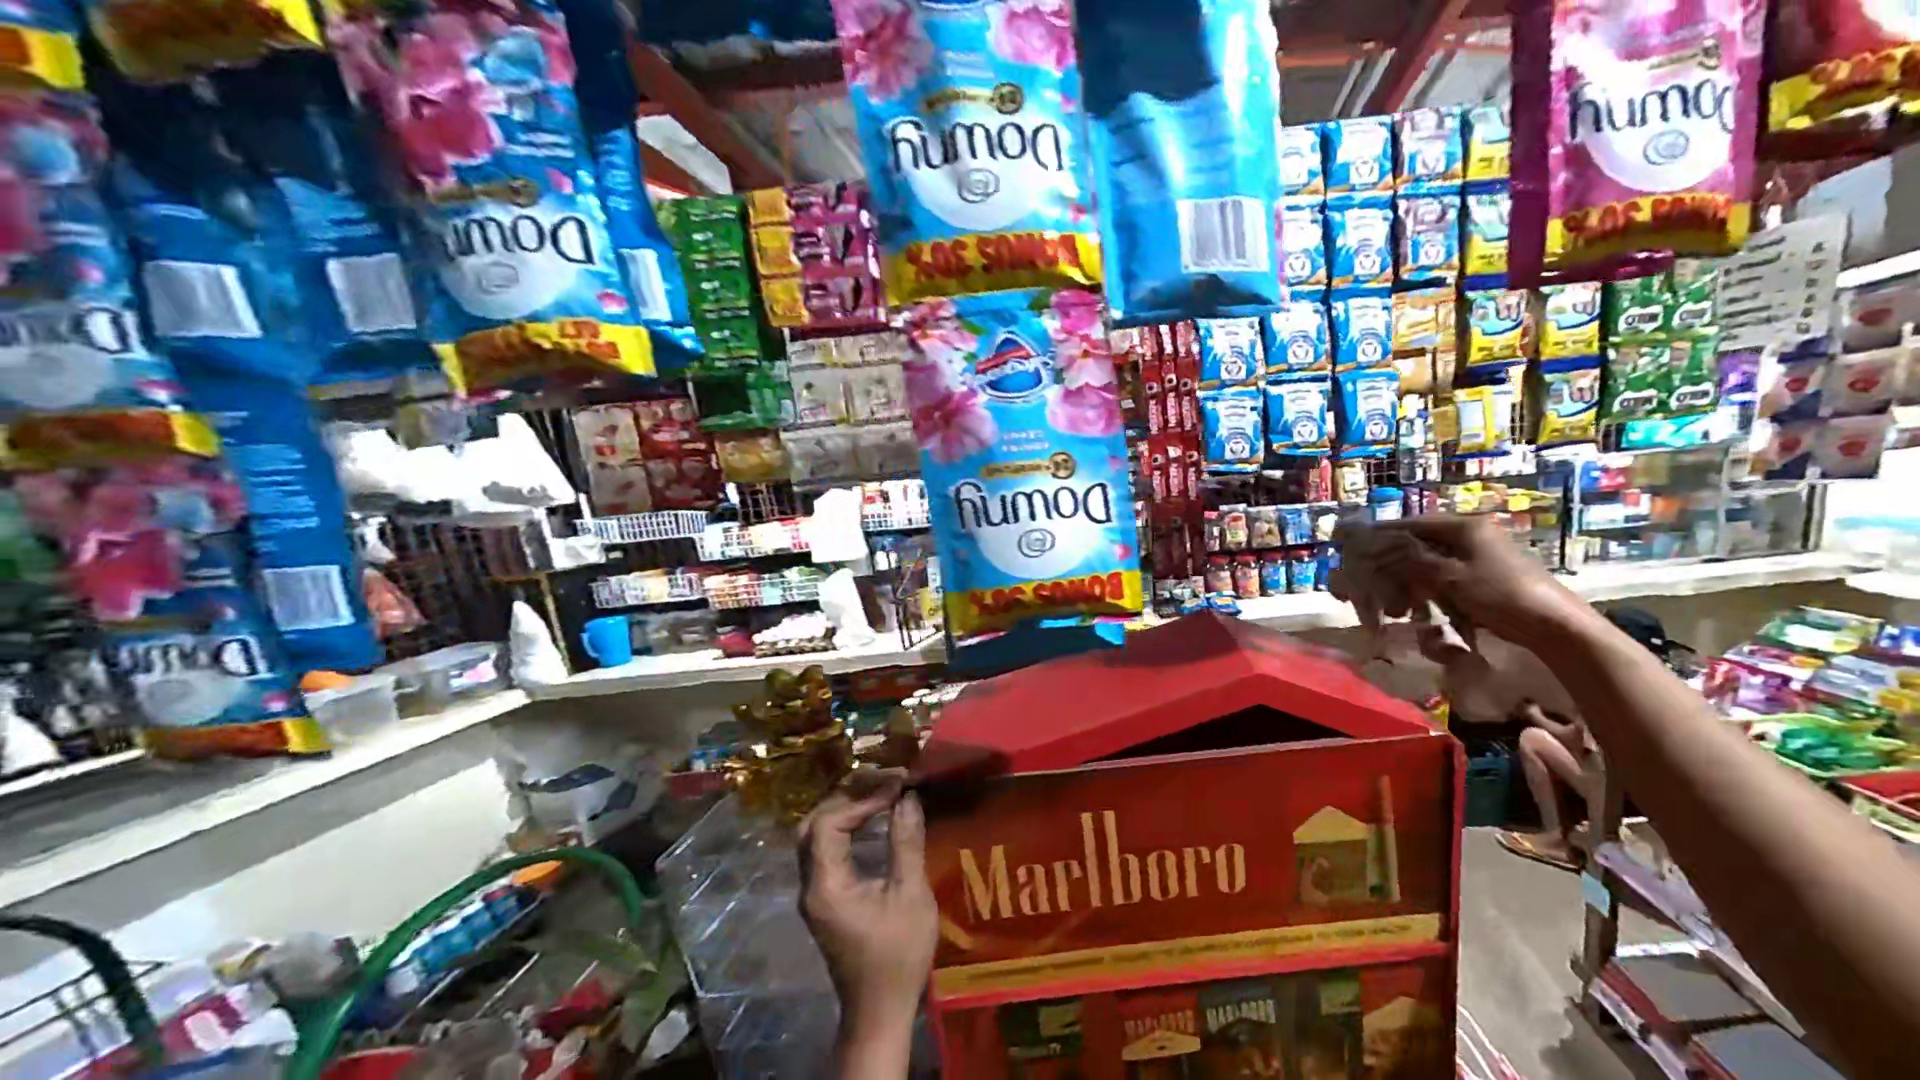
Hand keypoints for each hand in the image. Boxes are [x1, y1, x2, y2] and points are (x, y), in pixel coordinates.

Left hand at [799, 775, 937, 1049]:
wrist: (880, 1010)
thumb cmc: (898, 956)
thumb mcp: (910, 897)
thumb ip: (906, 843)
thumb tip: (908, 798)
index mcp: (826, 885)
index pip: (829, 822)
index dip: (861, 798)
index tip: (896, 787)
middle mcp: (810, 884)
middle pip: (813, 823)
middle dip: (848, 796)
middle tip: (883, 782)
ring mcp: (813, 891)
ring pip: (815, 834)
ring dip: (844, 808)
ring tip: (878, 792)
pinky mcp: (823, 897)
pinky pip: (824, 848)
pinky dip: (843, 825)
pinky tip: (869, 818)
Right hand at [1333, 514, 1589, 644]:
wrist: (1555, 626)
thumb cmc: (1501, 594)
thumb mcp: (1448, 576)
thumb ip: (1408, 559)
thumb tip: (1371, 545)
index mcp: (1463, 526)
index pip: (1409, 523)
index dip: (1379, 536)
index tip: (1352, 550)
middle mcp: (1470, 535)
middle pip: (1417, 544)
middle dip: (1391, 565)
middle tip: (1370, 584)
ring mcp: (1478, 557)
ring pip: (1428, 563)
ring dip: (1407, 582)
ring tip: (1395, 605)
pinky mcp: (1483, 578)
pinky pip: (1443, 578)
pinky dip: (1426, 590)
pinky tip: (1418, 608)